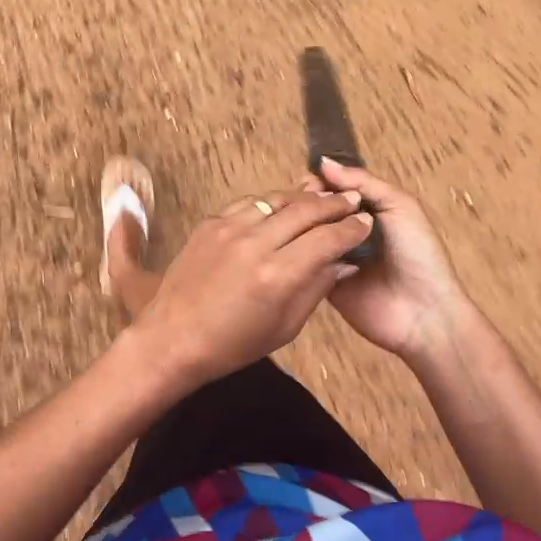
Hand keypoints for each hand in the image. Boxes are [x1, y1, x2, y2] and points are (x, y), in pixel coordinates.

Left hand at [129, 189, 373, 387]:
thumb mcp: (286, 326)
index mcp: (277, 275)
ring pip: (276, 200)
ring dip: (304, 197)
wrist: (174, 336)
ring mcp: (229, 228)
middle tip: (352, 199)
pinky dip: (270, 204)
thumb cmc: (234, 344)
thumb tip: (343, 260)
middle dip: (333, 204)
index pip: (326, 240)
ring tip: (322, 197)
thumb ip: (316, 288)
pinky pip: (249, 203)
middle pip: (305, 211)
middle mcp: (255, 244)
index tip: (366, 222)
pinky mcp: (210, 222)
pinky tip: (281, 207)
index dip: (351, 229)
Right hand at [304, 159, 468, 362]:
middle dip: (306, 201)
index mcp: (368, 211)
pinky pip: (304, 262)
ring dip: (297, 224)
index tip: (306, 181)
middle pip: (318, 209)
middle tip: (294, 202)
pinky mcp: (323, 282)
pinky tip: (284, 243)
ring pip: (308, 233)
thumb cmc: (418, 254)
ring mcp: (334, 256)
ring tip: (285, 220)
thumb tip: (323, 162)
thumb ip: (364, 182)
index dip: (320, 181)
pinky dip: (296, 252)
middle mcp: (348, 230)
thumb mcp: (399, 207)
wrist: (424, 313)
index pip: (335, 188)